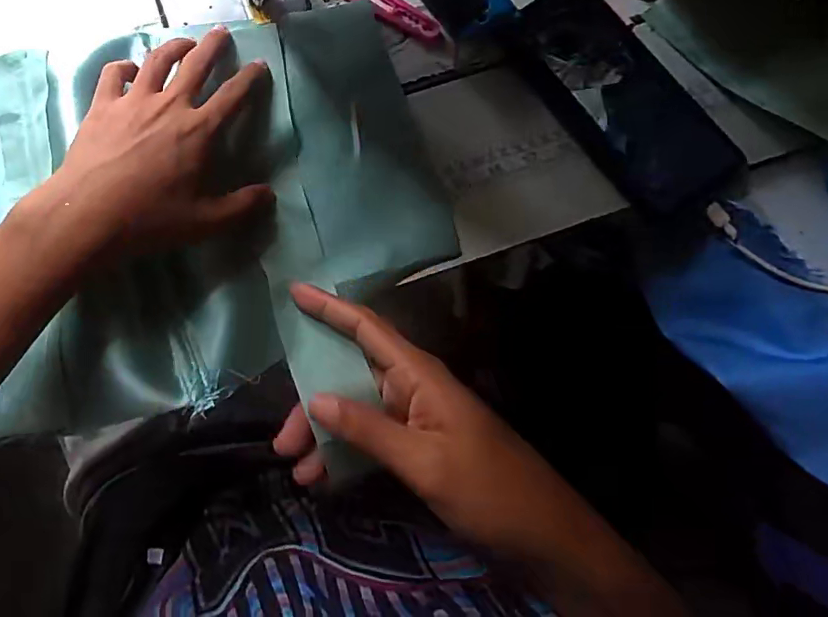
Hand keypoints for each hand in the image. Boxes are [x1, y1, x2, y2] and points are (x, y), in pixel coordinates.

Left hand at [35, 26, 274, 261]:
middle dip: (213, 45)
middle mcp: (170, 105)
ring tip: (184, 43)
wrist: (87, 215)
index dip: (249, 77)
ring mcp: (134, 101)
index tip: (259, 64)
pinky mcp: (103, 105)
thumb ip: (240, 207)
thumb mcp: (203, 222)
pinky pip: (114, 74)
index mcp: (198, 130)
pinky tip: (129, 69)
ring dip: (174, 47)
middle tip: (221, 33)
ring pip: (158, 60)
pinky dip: (124, 66)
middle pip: (197, 64)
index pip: (233, 95)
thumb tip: (269, 195)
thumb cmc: (148, 219)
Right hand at [271, 283, 588, 562]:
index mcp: (417, 373)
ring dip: (324, 434)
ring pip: (355, 409)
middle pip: (348, 375)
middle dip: (311, 401)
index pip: (366, 327)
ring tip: (296, 468)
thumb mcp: (424, 462)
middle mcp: (411, 385)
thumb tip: (316, 398)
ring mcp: (414, 416)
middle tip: (281, 441)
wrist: (546, 537)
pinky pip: (370, 437)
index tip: (295, 290)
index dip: (329, 307)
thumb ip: (368, 428)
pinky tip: (323, 477)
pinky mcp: (417, 445)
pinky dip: (346, 453)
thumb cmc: (488, 489)